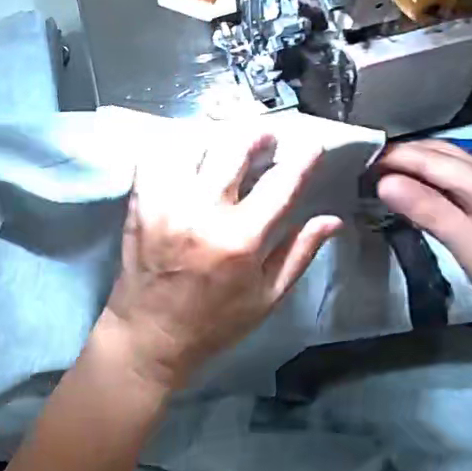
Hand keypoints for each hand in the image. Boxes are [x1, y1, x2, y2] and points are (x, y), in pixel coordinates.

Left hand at [95, 129, 344, 392]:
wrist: (150, 334)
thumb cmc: (215, 322)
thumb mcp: (267, 296)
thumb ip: (299, 253)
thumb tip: (331, 219)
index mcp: (241, 240)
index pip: (280, 185)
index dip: (301, 160)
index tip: (311, 147)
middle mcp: (202, 214)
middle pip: (233, 151)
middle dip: (256, 135)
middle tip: (266, 135)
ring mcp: (167, 205)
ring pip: (194, 147)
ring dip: (216, 139)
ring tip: (228, 143)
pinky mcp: (140, 204)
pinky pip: (157, 160)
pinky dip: (176, 150)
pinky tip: (190, 154)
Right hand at [374, 139, 471, 358]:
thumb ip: (429, 211)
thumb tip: (384, 180)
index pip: (435, 159)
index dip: (395, 156)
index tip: (356, 159)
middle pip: (446, 157)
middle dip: (406, 156)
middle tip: (364, 165)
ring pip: (455, 172)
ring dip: (420, 170)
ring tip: (382, 177)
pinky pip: (462, 192)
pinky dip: (434, 188)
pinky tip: (417, 198)